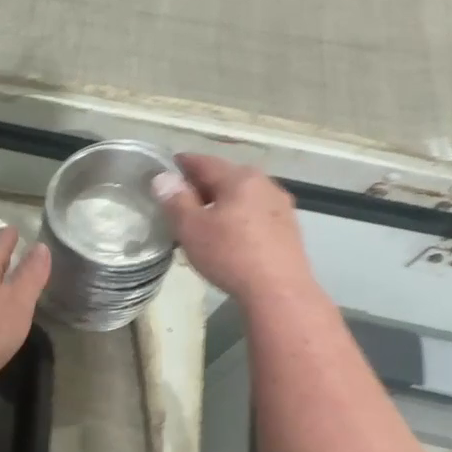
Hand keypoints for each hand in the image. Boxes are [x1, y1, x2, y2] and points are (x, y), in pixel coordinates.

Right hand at [153, 154, 315, 304]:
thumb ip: (175, 200)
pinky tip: (227, 234)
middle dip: (201, 185)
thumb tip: (163, 178)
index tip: (163, 169)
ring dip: (220, 201)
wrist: (277, 289)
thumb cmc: (229, 254)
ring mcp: (280, 204)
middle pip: (225, 176)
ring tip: (201, 220)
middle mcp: (264, 183)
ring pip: (241, 194)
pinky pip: (254, 211)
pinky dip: (236, 215)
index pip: (204, 161)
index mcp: (240, 178)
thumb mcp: (191, 228)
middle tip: (177, 200)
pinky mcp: (287, 226)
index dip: (181, 164)